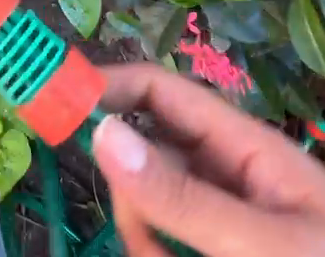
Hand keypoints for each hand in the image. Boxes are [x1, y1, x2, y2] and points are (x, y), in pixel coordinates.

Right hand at [91, 64, 324, 256]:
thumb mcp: (270, 247)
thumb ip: (184, 197)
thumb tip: (99, 131)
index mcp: (243, 146)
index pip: (158, 89)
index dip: (105, 85)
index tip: (54, 105)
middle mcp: (226, 172)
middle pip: (143, 153)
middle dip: (131, 195)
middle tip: (149, 247)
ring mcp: (225, 219)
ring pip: (150, 207)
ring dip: (147, 240)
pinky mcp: (220, 251)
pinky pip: (167, 243)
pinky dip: (159, 255)